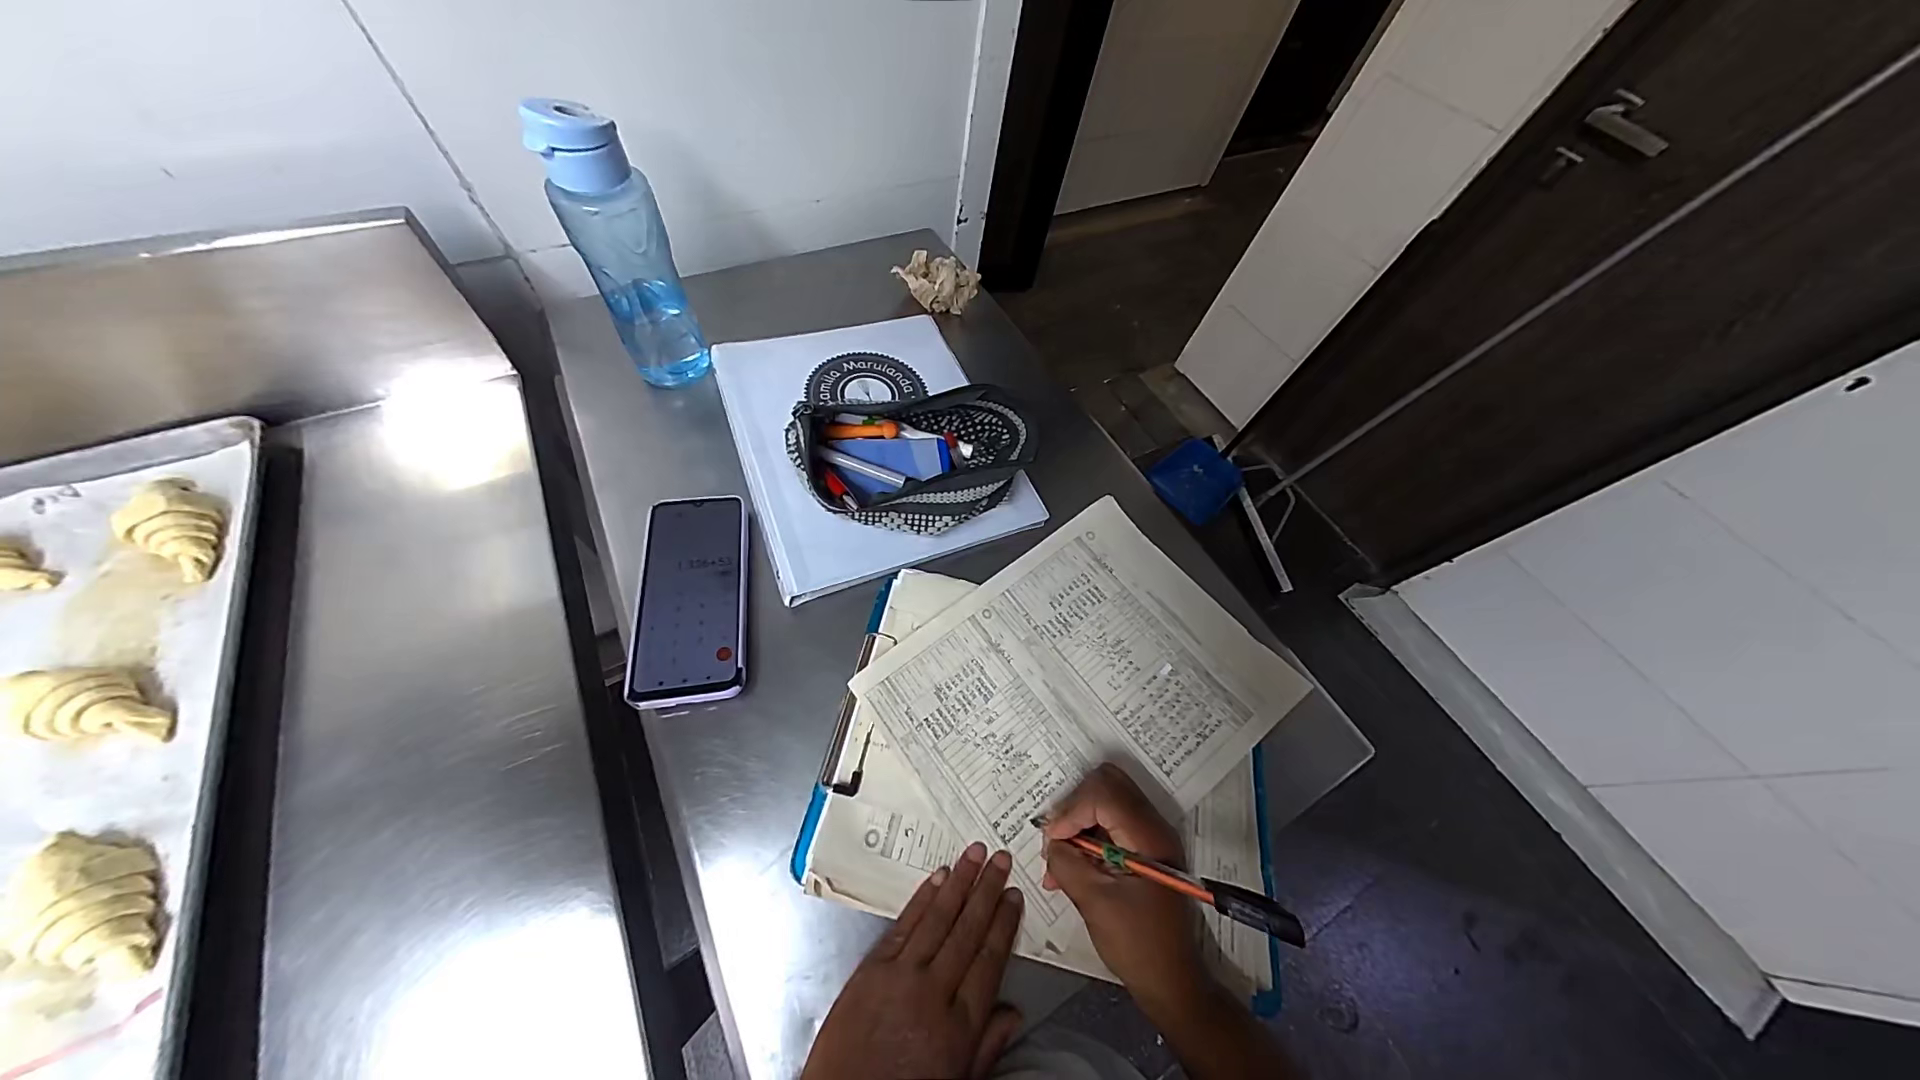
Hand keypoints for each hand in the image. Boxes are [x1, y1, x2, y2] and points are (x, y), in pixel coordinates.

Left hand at [802, 842, 1026, 1079]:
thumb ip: (987, 1045)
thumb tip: (1013, 1013)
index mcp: (959, 1026)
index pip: (990, 960)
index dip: (1004, 923)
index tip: (1013, 897)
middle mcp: (933, 994)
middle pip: (967, 931)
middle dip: (986, 891)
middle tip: (1000, 860)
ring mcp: (900, 977)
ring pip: (938, 919)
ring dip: (959, 882)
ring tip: (973, 855)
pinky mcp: (871, 970)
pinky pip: (903, 926)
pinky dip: (922, 899)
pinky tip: (936, 879)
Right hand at [1042, 764, 1208, 1005]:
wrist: (1171, 981)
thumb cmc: (1137, 945)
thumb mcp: (1094, 903)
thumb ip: (1067, 863)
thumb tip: (1050, 840)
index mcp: (1148, 836)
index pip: (1103, 793)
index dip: (1071, 811)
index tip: (1054, 842)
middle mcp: (1152, 825)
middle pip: (1105, 783)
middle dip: (1073, 808)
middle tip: (1056, 842)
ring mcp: (1149, 833)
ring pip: (1104, 799)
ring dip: (1077, 822)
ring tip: (1059, 860)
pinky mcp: (1142, 845)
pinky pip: (1108, 820)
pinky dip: (1085, 834)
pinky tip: (1071, 865)